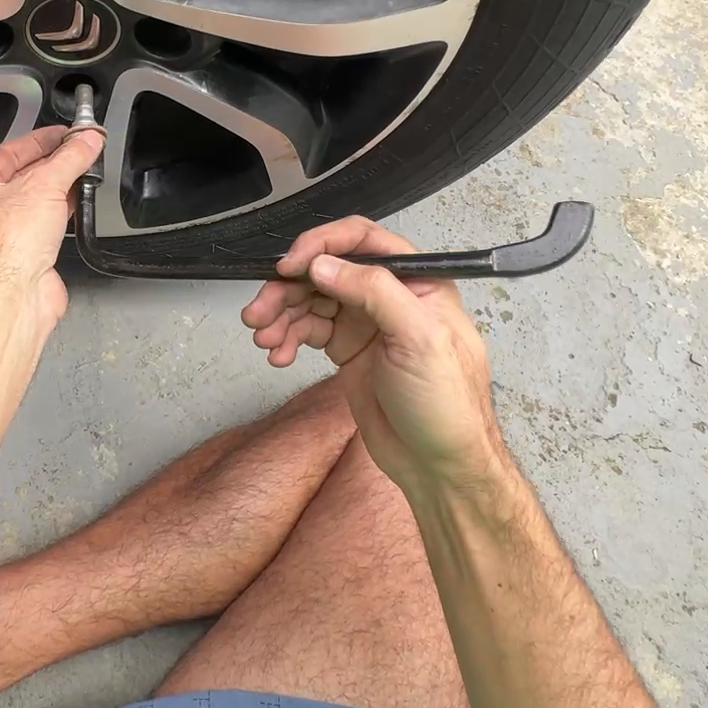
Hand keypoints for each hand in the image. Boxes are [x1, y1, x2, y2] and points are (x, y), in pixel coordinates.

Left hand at [0, 126, 104, 315]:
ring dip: (61, 185)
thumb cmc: (6, 245)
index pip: (10, 151)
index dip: (39, 139)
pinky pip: (47, 221)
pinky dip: (64, 209)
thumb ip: (70, 159)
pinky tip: (78, 201)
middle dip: (54, 162)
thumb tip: (85, 141)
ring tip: (84, 170)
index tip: (63, 133)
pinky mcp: (26, 251)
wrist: (15, 293)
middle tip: (80, 149)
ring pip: (37, 199)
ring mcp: (6, 232)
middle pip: (25, 175)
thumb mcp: (45, 185)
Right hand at [241, 217, 502, 492]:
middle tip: (259, 312)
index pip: (361, 240)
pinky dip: (286, 339)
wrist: (439, 467)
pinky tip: (278, 356)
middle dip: (286, 290)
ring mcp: (363, 322)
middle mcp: (387, 296)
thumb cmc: (448, 406)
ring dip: (280, 316)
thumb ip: (373, 292)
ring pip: (308, 301)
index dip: (321, 245)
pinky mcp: (345, 348)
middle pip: (323, 272)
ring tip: (263, 340)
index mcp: (415, 282)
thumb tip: (322, 265)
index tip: (289, 266)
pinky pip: (305, 330)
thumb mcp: (419, 340)